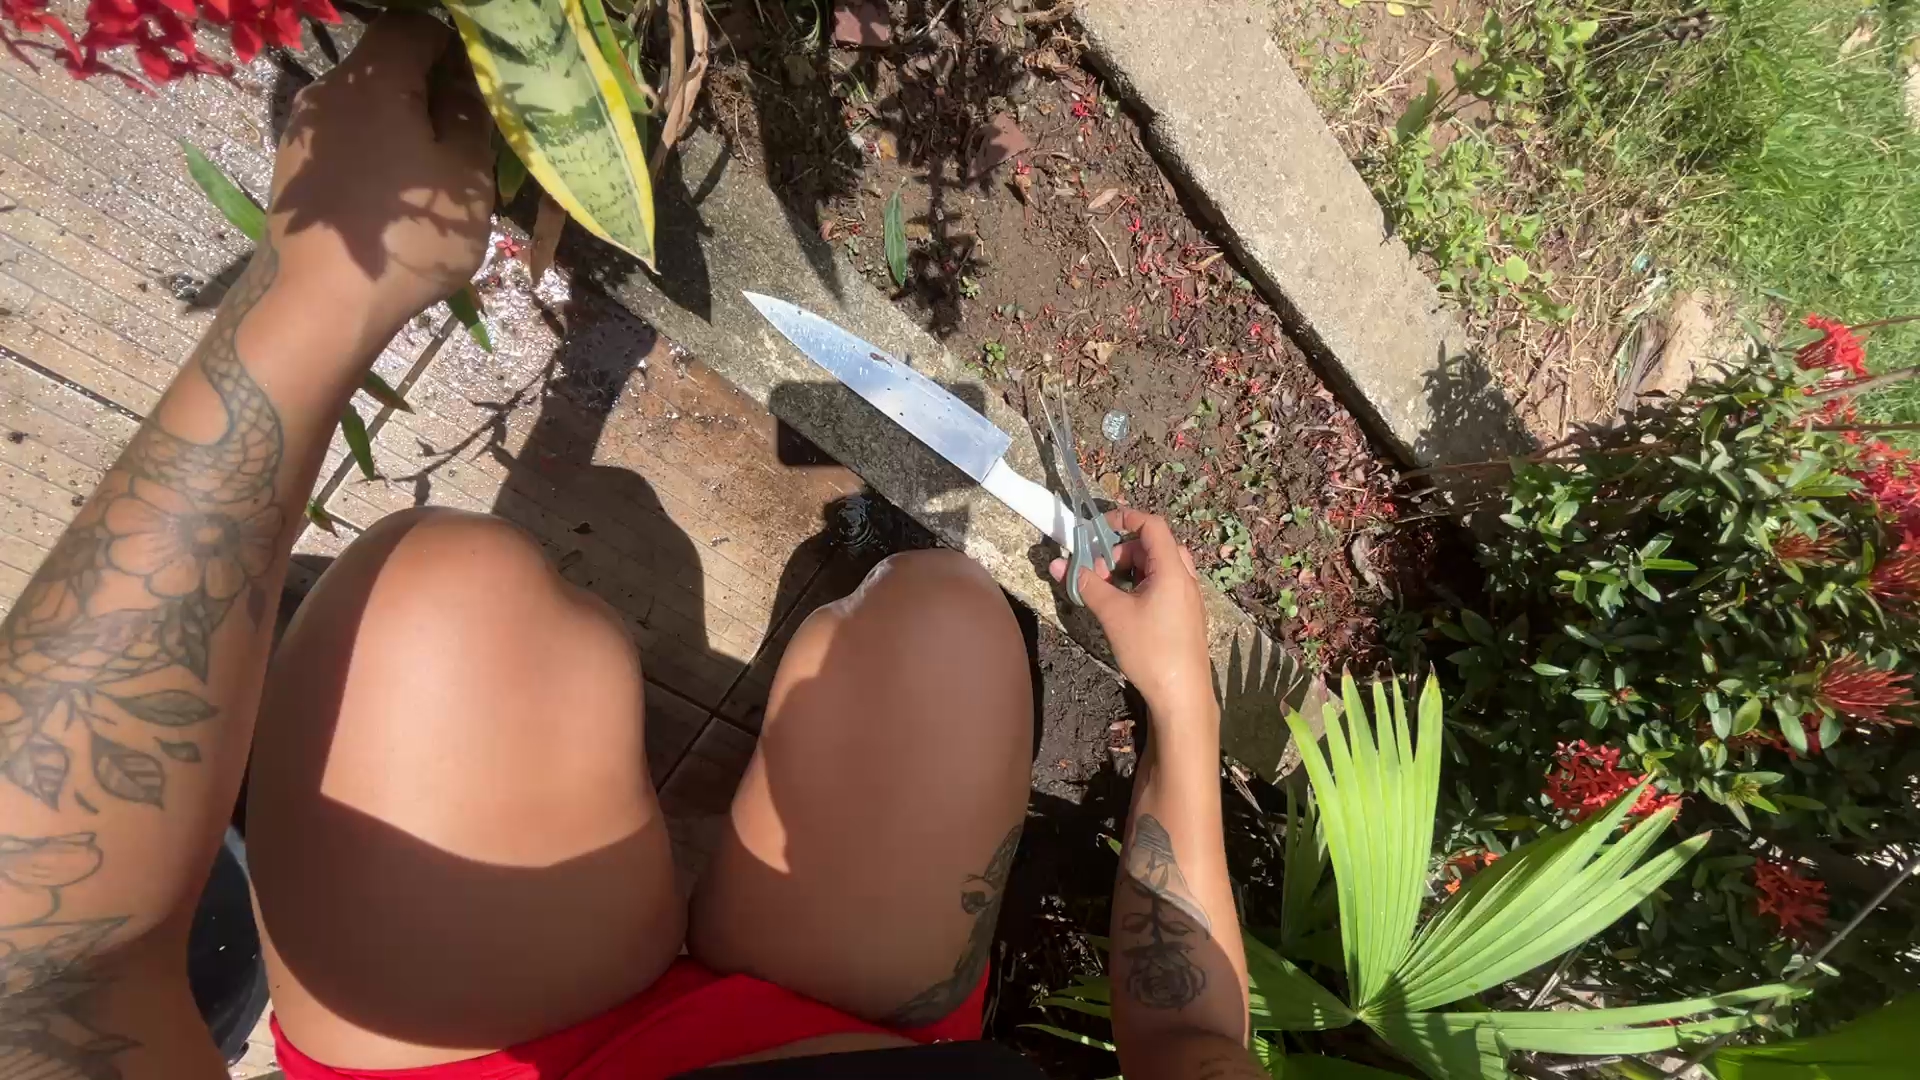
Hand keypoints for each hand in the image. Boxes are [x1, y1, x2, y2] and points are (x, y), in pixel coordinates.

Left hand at [267, 14, 493, 347]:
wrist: (335, 295)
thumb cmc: (415, 234)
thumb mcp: (467, 178)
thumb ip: (472, 121)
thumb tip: (469, 84)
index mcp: (375, 82)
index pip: (414, 26)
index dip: (455, 45)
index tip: (486, 83)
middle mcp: (331, 89)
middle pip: (389, 62)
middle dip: (434, 86)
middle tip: (475, 133)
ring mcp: (309, 126)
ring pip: (370, 101)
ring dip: (410, 120)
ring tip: (443, 168)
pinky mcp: (301, 161)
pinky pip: (352, 133)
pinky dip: (384, 145)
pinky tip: (404, 189)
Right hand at [1051, 510, 1214, 721]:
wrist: (1182, 696)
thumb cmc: (1150, 649)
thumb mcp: (1113, 614)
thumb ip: (1086, 584)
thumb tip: (1058, 564)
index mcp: (1172, 570)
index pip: (1151, 525)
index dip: (1124, 518)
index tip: (1097, 528)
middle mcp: (1184, 578)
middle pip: (1152, 545)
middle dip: (1121, 550)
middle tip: (1098, 571)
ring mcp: (1187, 597)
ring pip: (1157, 566)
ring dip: (1129, 569)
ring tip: (1108, 590)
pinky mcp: (1185, 615)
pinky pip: (1163, 585)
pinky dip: (1140, 585)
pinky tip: (1124, 607)